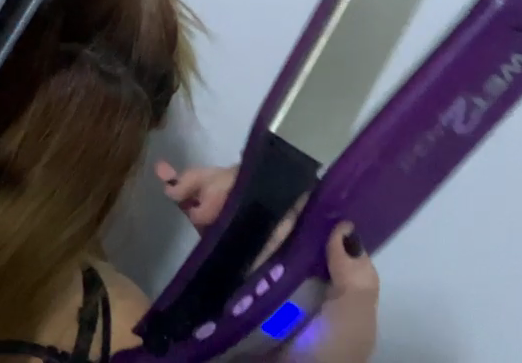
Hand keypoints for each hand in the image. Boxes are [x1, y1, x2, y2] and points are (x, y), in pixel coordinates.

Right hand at [153, 161, 379, 362]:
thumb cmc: (321, 359)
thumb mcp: (350, 325)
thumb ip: (355, 280)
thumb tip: (343, 224)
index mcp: (312, 251)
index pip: (289, 199)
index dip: (264, 182)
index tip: (241, 183)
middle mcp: (278, 244)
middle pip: (250, 194)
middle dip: (222, 185)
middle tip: (202, 202)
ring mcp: (246, 252)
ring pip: (224, 201)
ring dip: (199, 184)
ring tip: (177, 189)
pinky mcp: (218, 263)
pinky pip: (202, 222)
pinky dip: (182, 194)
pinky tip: (165, 177)